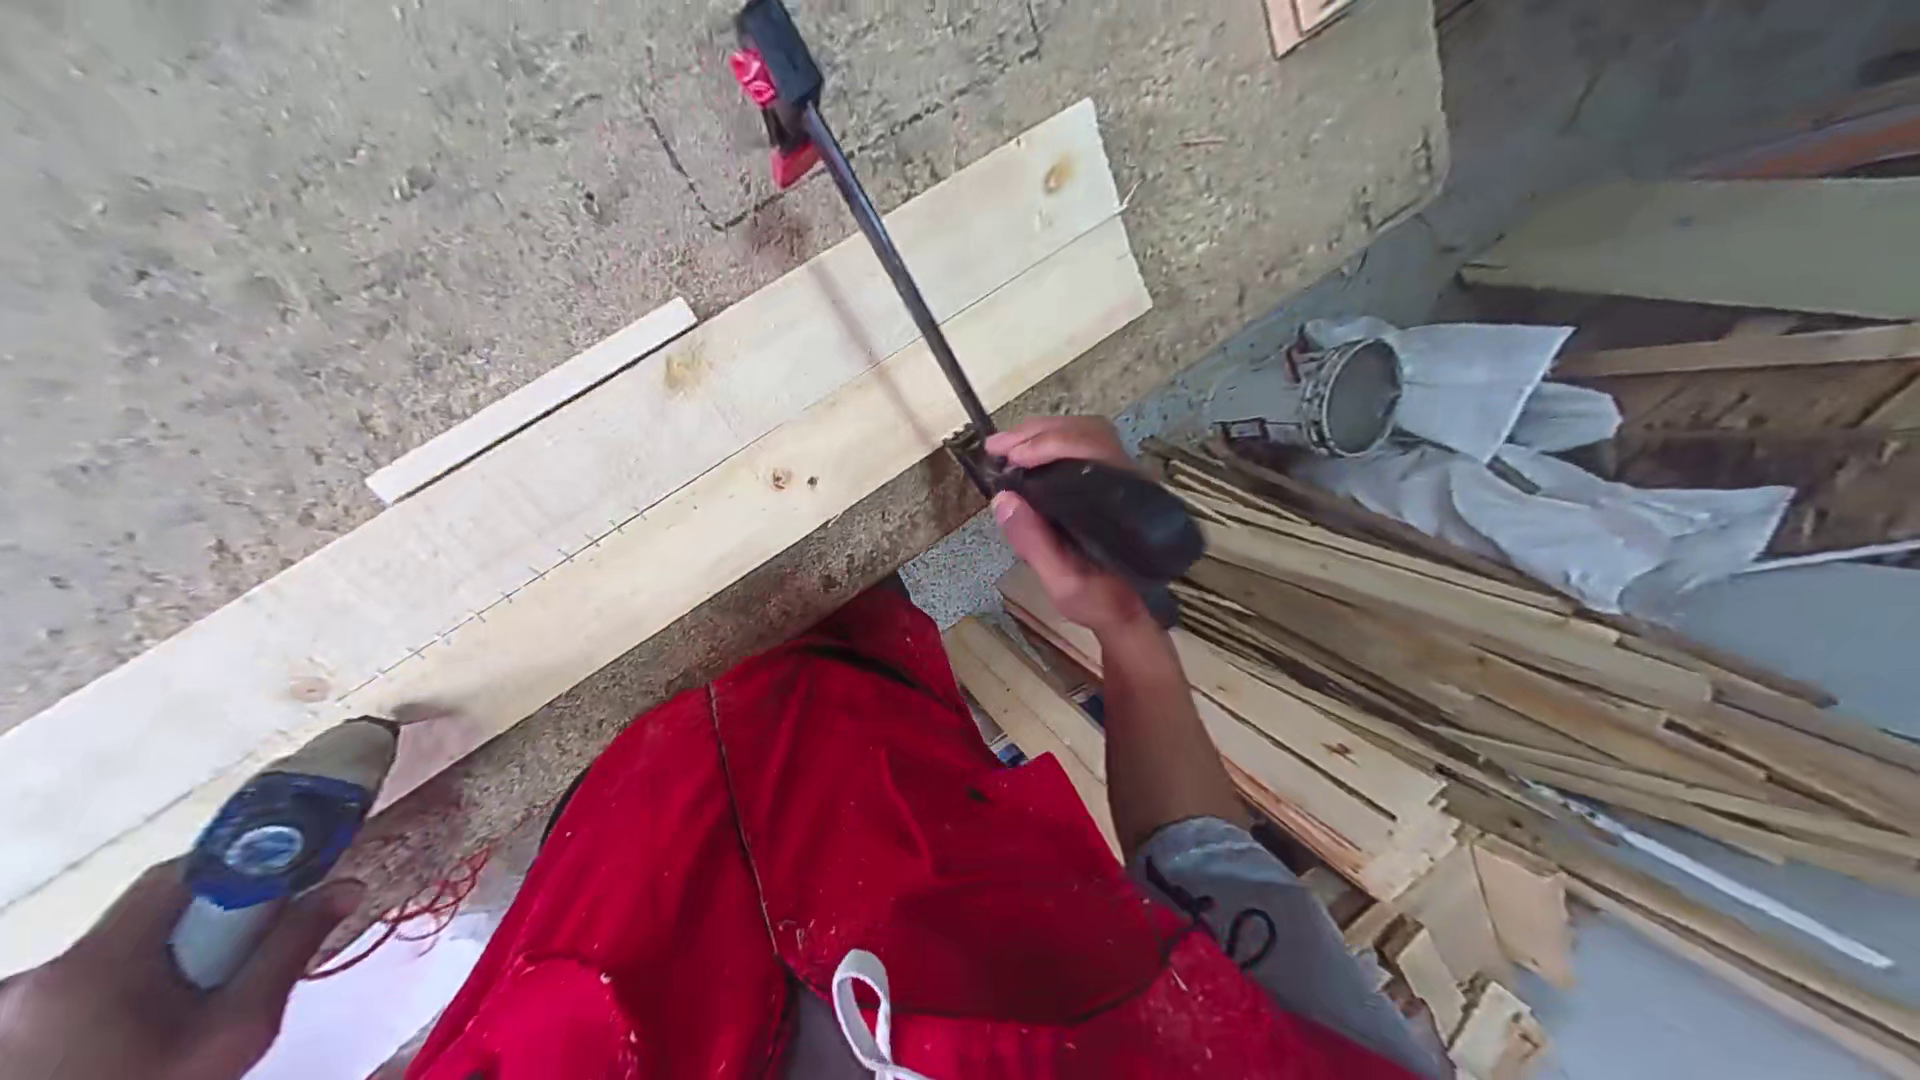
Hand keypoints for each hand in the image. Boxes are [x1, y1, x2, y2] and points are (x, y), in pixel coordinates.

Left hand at [0, 861, 362, 1079]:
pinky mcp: (6, 1029)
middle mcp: (37, 974)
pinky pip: (89, 980)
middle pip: (156, 913)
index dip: (246, 865)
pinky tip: (144, 1030)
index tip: (291, 878)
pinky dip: (129, 989)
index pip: (187, 872)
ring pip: (125, 948)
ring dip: (171, 958)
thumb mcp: (239, 1029)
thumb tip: (345, 886)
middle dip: (213, 921)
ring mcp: (10, 1006)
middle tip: (245, 960)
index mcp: (94, 963)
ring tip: (191, 1008)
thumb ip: (290, 949)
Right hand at [986, 416, 1153, 637]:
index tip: (1014, 457)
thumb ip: (1035, 543)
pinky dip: (1048, 444)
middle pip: (1087, 433)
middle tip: (996, 447)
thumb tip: (1003, 499)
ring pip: (1085, 435)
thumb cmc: (1101, 601)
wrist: (1130, 612)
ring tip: (1003, 448)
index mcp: (1120, 504)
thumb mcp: (1064, 583)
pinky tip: (1023, 457)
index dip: (1050, 445)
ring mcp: (1121, 479)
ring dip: (1040, 434)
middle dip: (1037, 433)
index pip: (1091, 451)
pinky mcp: (1110, 482)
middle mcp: (1127, 482)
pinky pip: (1082, 448)